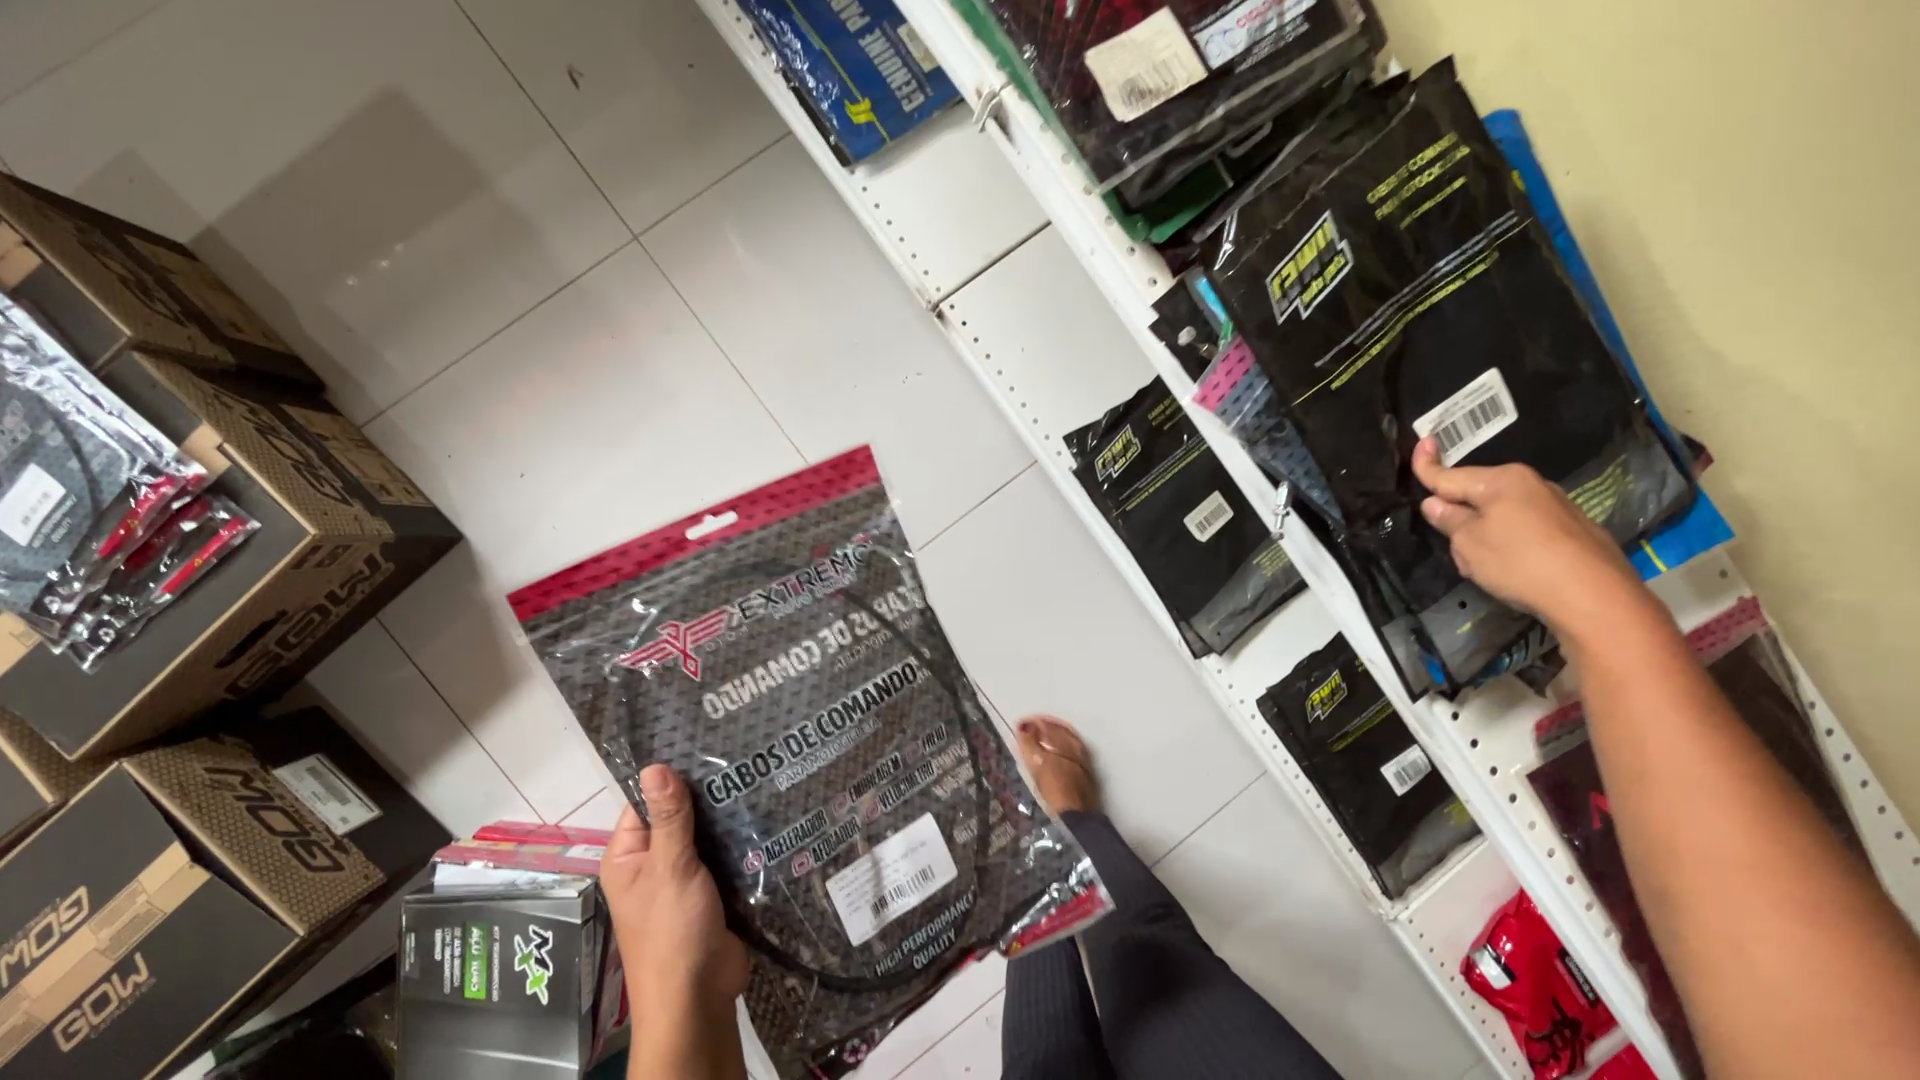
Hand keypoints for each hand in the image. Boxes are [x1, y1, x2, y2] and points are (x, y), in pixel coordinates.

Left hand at [601, 765, 748, 1079]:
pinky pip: (725, 859)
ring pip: (705, 837)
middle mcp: (652, 865)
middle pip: (679, 818)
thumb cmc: (672, 931)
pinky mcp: (713, 893)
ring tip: (759, 779)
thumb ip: (669, 818)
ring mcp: (684, 880)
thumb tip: (654, 766)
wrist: (698, 996)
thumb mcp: (670, 868)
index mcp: (628, 857)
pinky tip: (765, 817)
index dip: (671, 779)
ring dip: (727, 820)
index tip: (705, 748)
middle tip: (743, 758)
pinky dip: (741, 844)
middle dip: (707, 798)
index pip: (646, 804)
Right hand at [1411, 436, 1650, 636]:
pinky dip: (1509, 544)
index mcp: (1502, 481)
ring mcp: (1556, 506)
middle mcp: (1531, 485)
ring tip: (1485, 568)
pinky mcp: (1572, 530)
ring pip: (1501, 515)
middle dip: (1459, 515)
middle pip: (1478, 494)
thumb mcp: (1469, 544)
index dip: (1428, 465)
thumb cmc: (1520, 562)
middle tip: (1455, 548)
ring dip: (1484, 535)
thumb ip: (1449, 520)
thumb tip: (1435, 503)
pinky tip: (1515, 571)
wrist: (1594, 596)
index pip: (1451, 474)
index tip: (1420, 444)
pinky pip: (1525, 530)